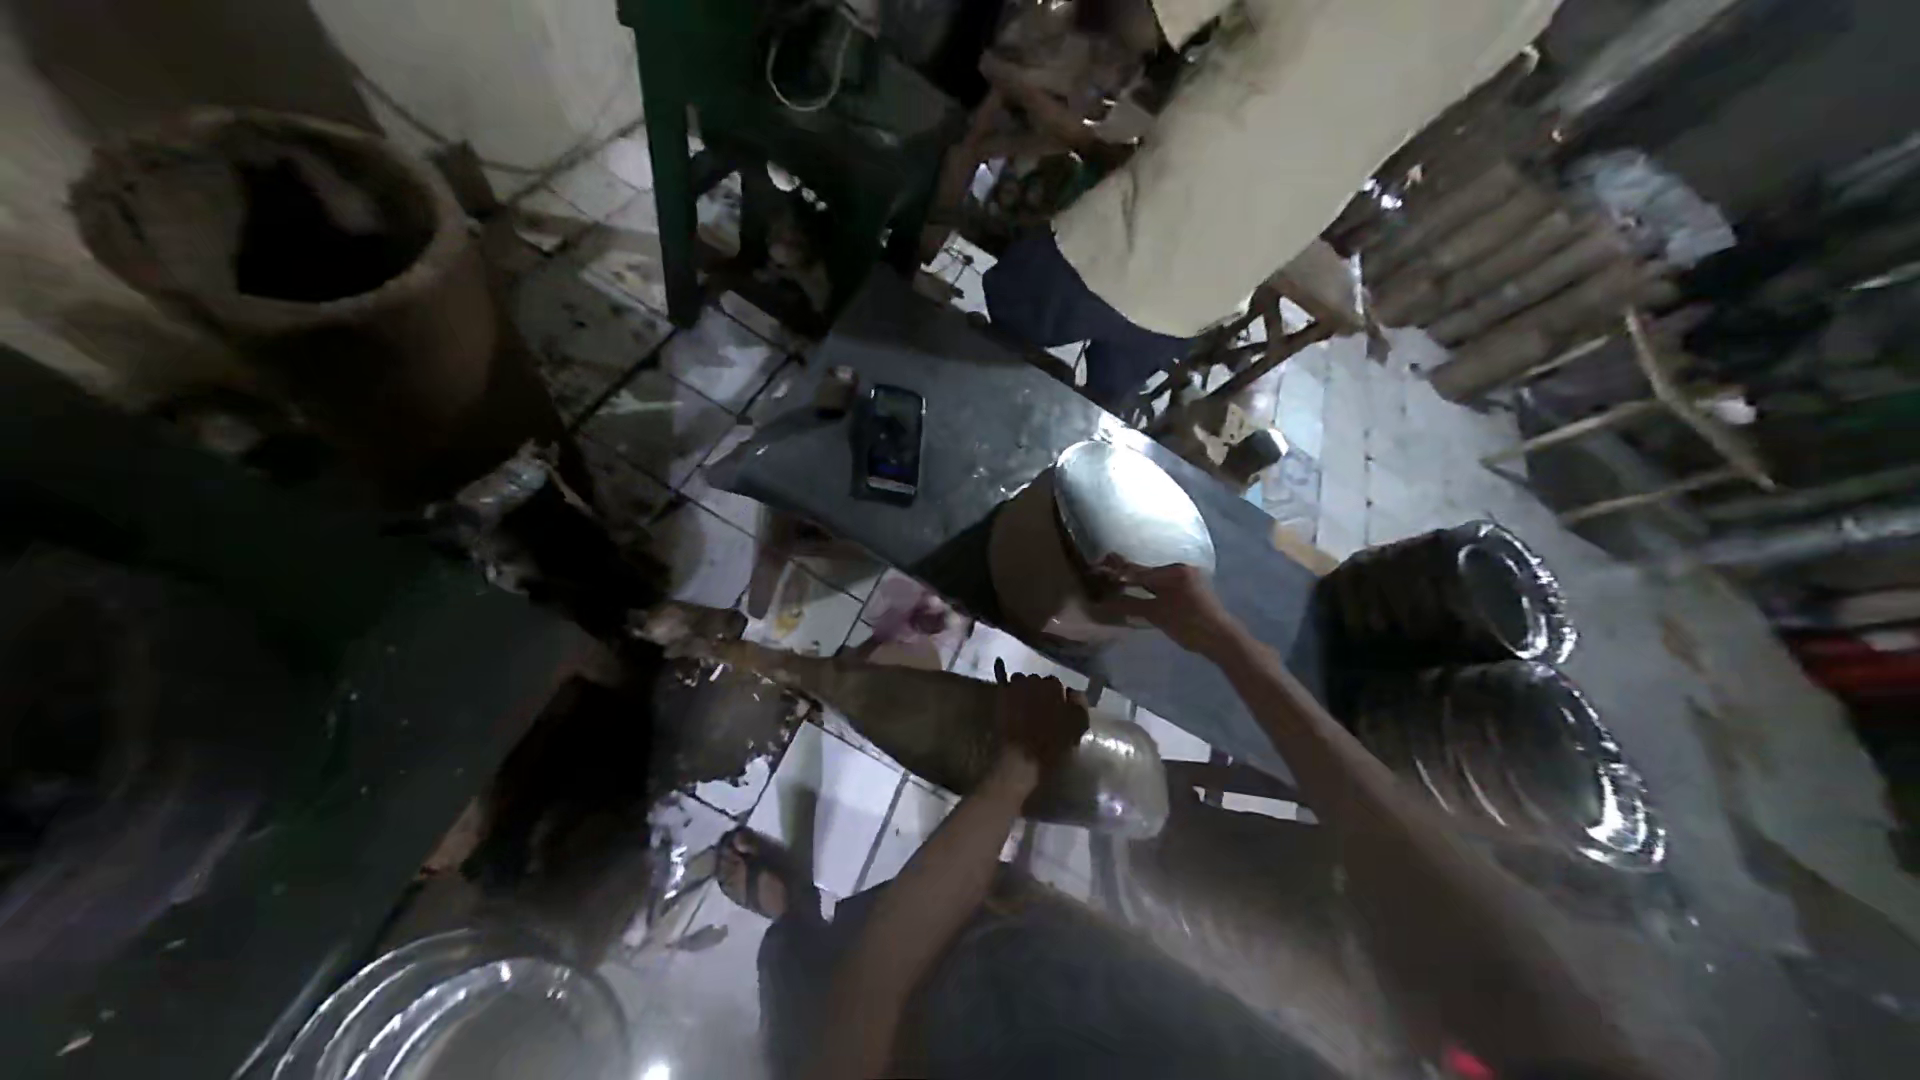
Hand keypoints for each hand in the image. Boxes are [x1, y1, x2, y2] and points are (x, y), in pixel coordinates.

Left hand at [992, 663, 1088, 774]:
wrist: (1022, 759)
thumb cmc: (1053, 746)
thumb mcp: (1077, 727)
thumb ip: (1079, 705)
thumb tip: (1074, 691)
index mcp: (1055, 687)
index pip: (1057, 684)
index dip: (1056, 697)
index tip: (1055, 709)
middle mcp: (1035, 680)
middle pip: (1038, 681)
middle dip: (1039, 691)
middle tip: (1040, 709)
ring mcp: (1016, 686)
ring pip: (1021, 679)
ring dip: (1023, 687)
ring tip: (1024, 702)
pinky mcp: (1001, 694)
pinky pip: (1001, 676)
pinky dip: (1001, 669)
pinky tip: (999, 662)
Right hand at [1097, 556, 1244, 657]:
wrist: (1221, 639)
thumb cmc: (1188, 624)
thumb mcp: (1156, 615)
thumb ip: (1130, 605)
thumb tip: (1105, 601)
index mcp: (1173, 571)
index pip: (1139, 571)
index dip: (1119, 573)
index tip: (1101, 570)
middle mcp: (1182, 569)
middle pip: (1149, 573)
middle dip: (1130, 577)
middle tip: (1109, 578)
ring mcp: (1190, 578)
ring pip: (1158, 579)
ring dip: (1142, 584)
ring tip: (1122, 587)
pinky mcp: (1194, 589)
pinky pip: (1167, 585)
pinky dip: (1154, 590)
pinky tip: (1144, 595)